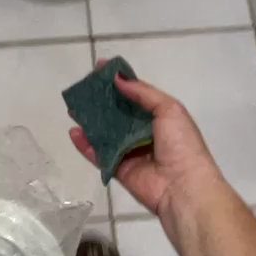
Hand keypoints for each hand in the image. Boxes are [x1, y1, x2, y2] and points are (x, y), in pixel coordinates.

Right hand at [68, 68, 224, 223]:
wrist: (183, 187)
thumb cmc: (181, 144)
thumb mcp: (169, 109)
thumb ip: (143, 93)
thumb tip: (118, 79)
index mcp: (160, 117)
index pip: (135, 95)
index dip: (119, 82)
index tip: (100, 68)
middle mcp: (143, 133)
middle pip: (117, 113)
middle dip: (100, 101)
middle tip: (82, 88)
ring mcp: (130, 152)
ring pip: (105, 133)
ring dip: (90, 121)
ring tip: (73, 108)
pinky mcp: (118, 169)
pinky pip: (98, 155)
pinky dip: (85, 145)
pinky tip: (74, 132)